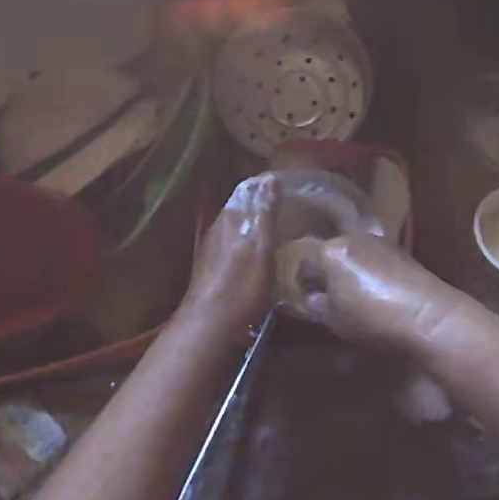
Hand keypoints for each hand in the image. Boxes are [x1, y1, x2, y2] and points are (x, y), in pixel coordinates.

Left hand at [174, 174, 278, 335]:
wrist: (210, 321)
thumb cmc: (241, 284)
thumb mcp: (261, 247)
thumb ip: (265, 214)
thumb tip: (270, 178)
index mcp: (231, 218)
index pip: (248, 190)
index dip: (266, 186)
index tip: (288, 184)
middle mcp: (219, 227)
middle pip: (241, 206)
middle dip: (261, 202)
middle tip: (287, 204)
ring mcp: (212, 246)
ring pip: (235, 224)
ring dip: (254, 221)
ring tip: (276, 224)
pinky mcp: (212, 265)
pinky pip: (232, 241)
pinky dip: (247, 239)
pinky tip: (258, 249)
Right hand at [279, 232, 475, 354]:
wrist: (430, 317)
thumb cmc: (374, 318)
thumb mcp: (335, 320)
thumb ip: (316, 306)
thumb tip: (311, 298)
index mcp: (330, 251)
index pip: (303, 260)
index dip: (301, 280)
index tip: (304, 297)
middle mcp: (352, 237)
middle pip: (330, 252)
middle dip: (326, 271)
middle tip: (327, 296)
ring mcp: (379, 241)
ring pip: (353, 253)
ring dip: (349, 269)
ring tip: (353, 294)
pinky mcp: (400, 251)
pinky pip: (373, 258)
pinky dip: (369, 271)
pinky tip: (375, 292)